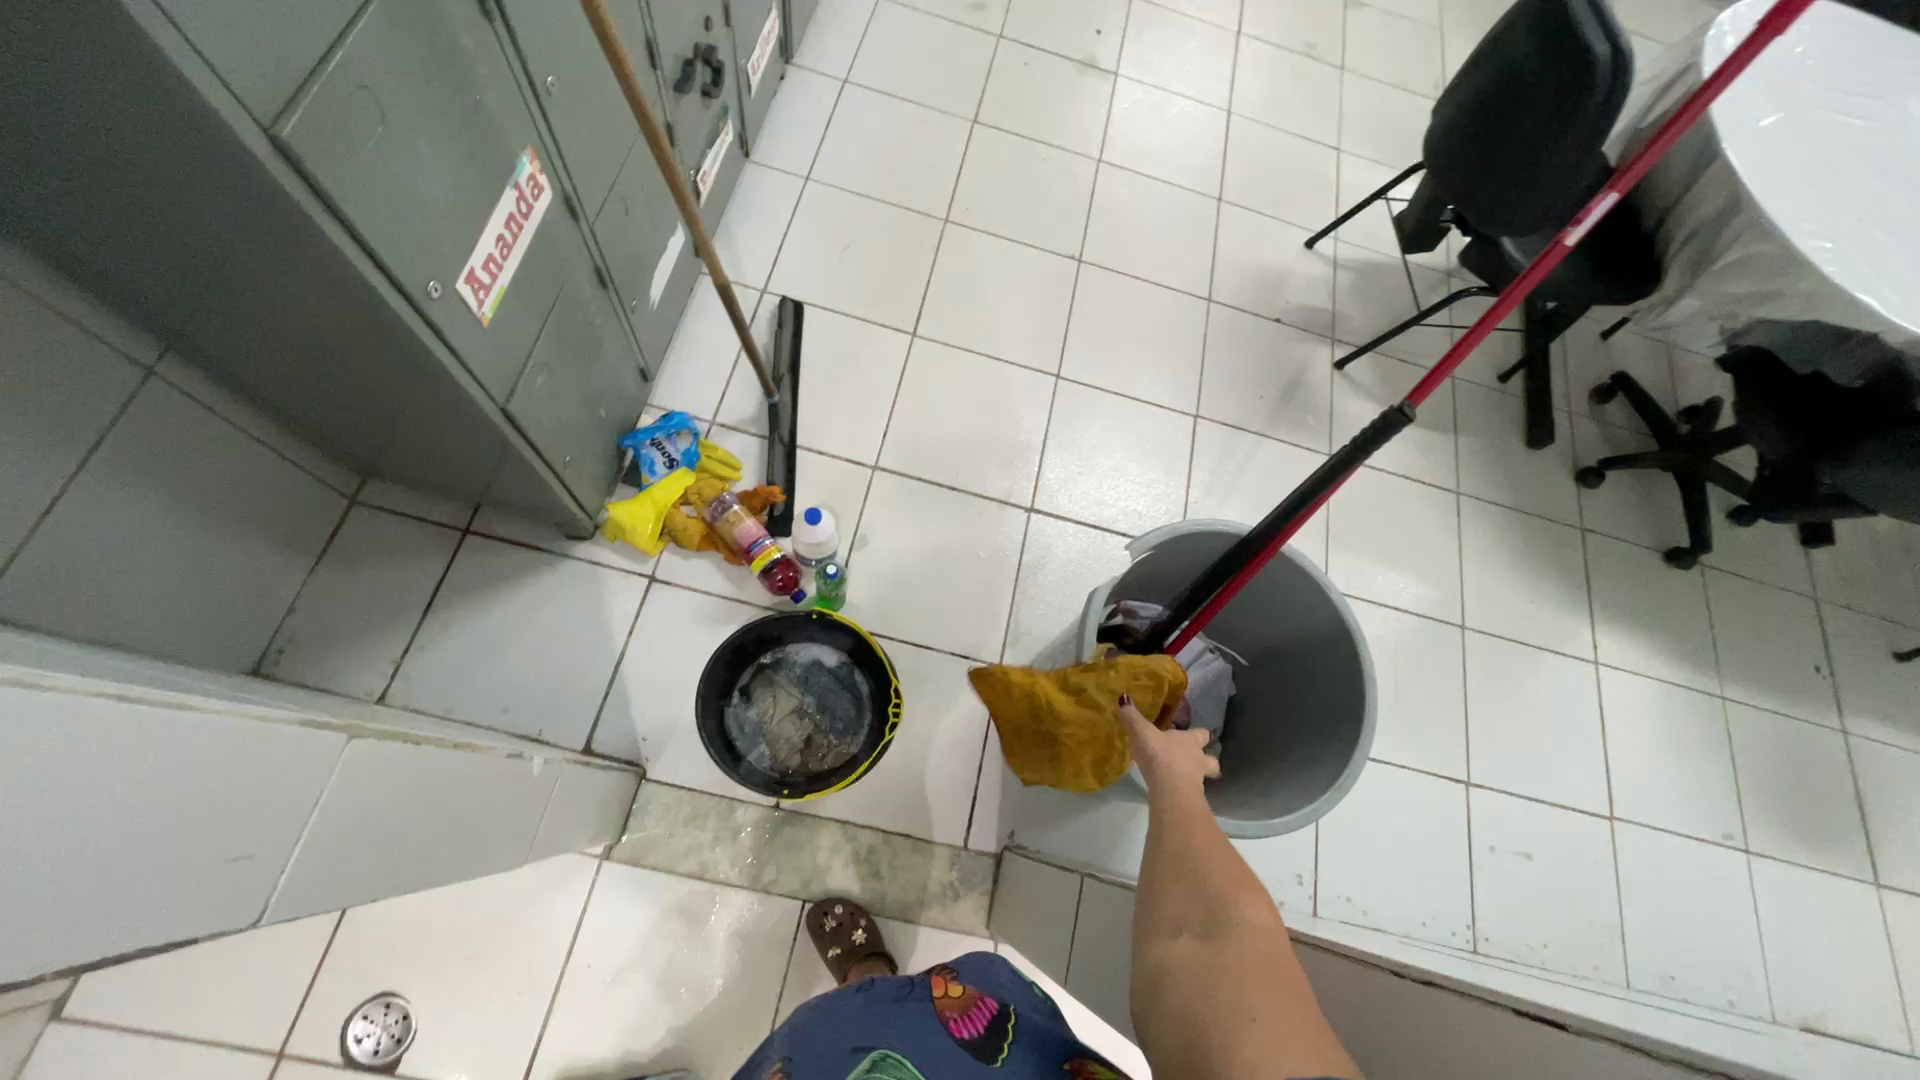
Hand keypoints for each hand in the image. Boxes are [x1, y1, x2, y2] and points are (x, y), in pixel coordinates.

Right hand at [1120, 694, 1219, 793]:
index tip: (1195, 734)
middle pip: (1211, 759)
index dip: (1199, 734)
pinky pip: (1191, 791)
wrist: (1170, 789)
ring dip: (1197, 776)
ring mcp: (1197, 779)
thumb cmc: (1159, 755)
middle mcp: (1197, 758)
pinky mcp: (1190, 796)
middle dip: (1206, 758)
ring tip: (1185, 777)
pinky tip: (1173, 791)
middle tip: (1196, 759)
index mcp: (1189, 740)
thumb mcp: (1141, 733)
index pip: (1202, 734)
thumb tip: (1123, 697)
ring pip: (1204, 776)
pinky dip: (1184, 790)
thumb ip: (1132, 717)